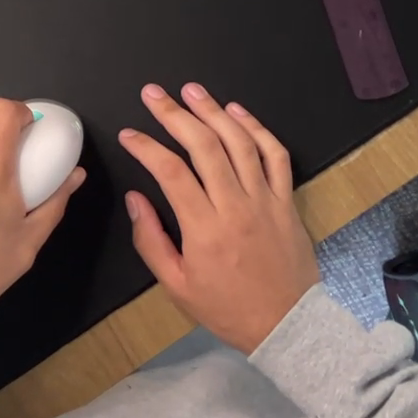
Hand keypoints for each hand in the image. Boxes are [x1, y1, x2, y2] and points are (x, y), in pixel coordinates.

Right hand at [120, 83, 318, 353]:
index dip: (146, 147)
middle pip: (204, 145)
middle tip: (154, 93)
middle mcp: (236, 206)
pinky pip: (275, 155)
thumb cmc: (227, 308)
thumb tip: (135, 197)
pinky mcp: (287, 200)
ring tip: (191, 90)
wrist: (288, 327)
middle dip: (174, 114)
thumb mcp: (177, 286)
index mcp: (205, 228)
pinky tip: (236, 110)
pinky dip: (256, 128)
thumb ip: (150, 240)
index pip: (170, 172)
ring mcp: (266, 199)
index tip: (129, 135)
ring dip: (213, 110)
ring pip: (239, 142)